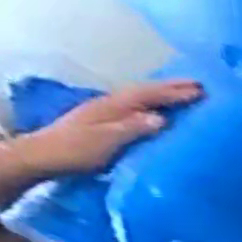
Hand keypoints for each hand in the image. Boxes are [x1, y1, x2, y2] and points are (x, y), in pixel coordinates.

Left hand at [13, 81, 202, 175]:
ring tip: (184, 93)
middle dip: (170, 88)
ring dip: (162, 94)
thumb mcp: (106, 140)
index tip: (200, 90)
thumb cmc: (75, 150)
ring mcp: (106, 112)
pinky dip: (153, 105)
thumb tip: (162, 118)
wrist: (42, 156)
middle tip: (198, 85)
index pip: (147, 96)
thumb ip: (133, 128)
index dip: (173, 93)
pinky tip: (161, 109)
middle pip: (143, 92)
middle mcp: (109, 104)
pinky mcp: (107, 122)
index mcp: (111, 107)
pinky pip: (136, 109)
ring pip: (140, 98)